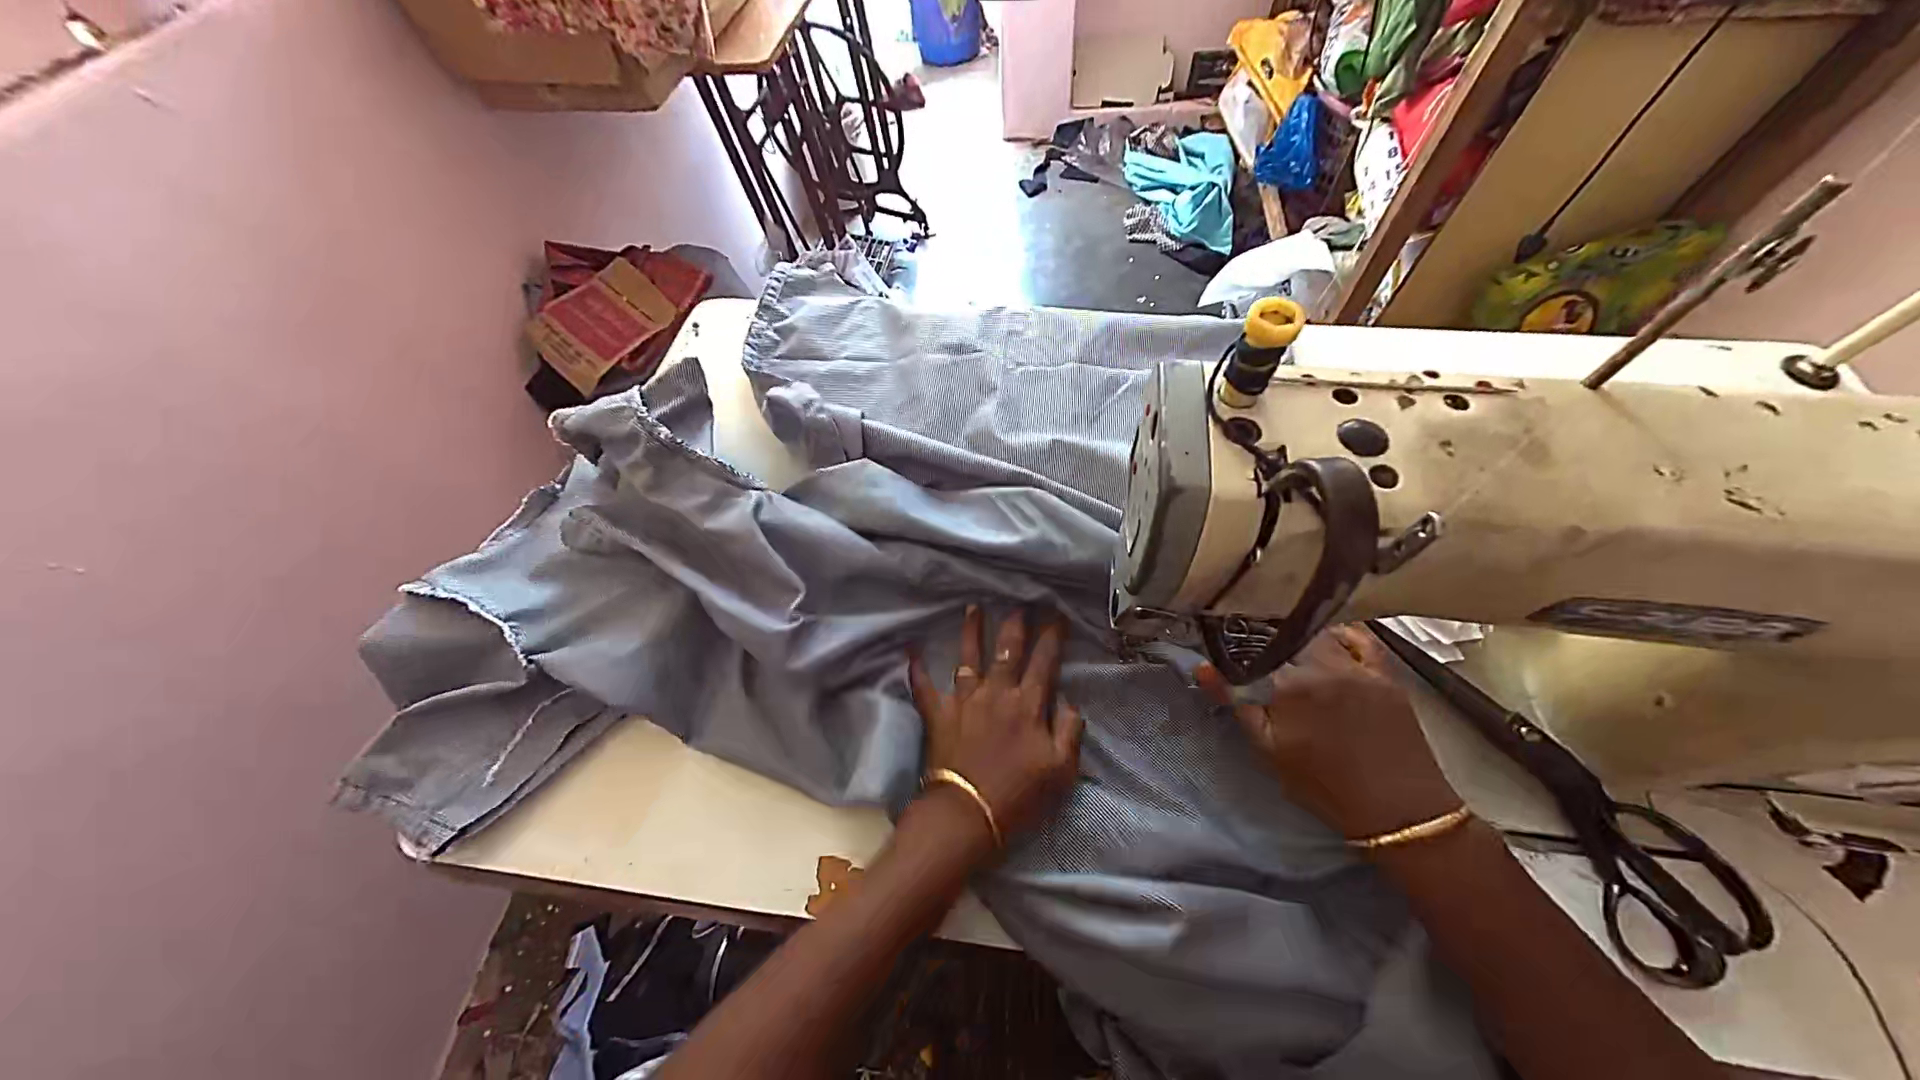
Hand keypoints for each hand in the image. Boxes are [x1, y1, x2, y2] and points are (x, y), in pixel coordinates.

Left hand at [908, 607, 1082, 844]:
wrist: (967, 814)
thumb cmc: (1019, 796)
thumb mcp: (1061, 771)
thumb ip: (1069, 732)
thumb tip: (1070, 704)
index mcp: (1028, 705)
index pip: (1045, 662)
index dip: (1052, 637)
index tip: (1056, 615)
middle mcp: (996, 694)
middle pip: (1007, 650)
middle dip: (1015, 624)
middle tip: (1018, 603)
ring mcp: (964, 701)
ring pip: (967, 657)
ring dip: (970, 631)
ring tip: (972, 607)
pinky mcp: (938, 714)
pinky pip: (924, 687)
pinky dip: (917, 669)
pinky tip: (912, 650)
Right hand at [1197, 625, 1459, 841]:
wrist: (1398, 809)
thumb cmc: (1324, 785)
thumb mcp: (1268, 749)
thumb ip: (1236, 704)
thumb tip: (1203, 667)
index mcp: (1289, 683)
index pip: (1250, 648)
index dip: (1233, 646)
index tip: (1223, 651)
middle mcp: (1323, 664)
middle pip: (1285, 634)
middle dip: (1265, 639)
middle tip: (1256, 654)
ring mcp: (1358, 666)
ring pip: (1319, 633)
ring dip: (1299, 636)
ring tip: (1287, 649)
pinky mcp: (1386, 674)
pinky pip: (1360, 638)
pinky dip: (1341, 634)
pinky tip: (1330, 641)